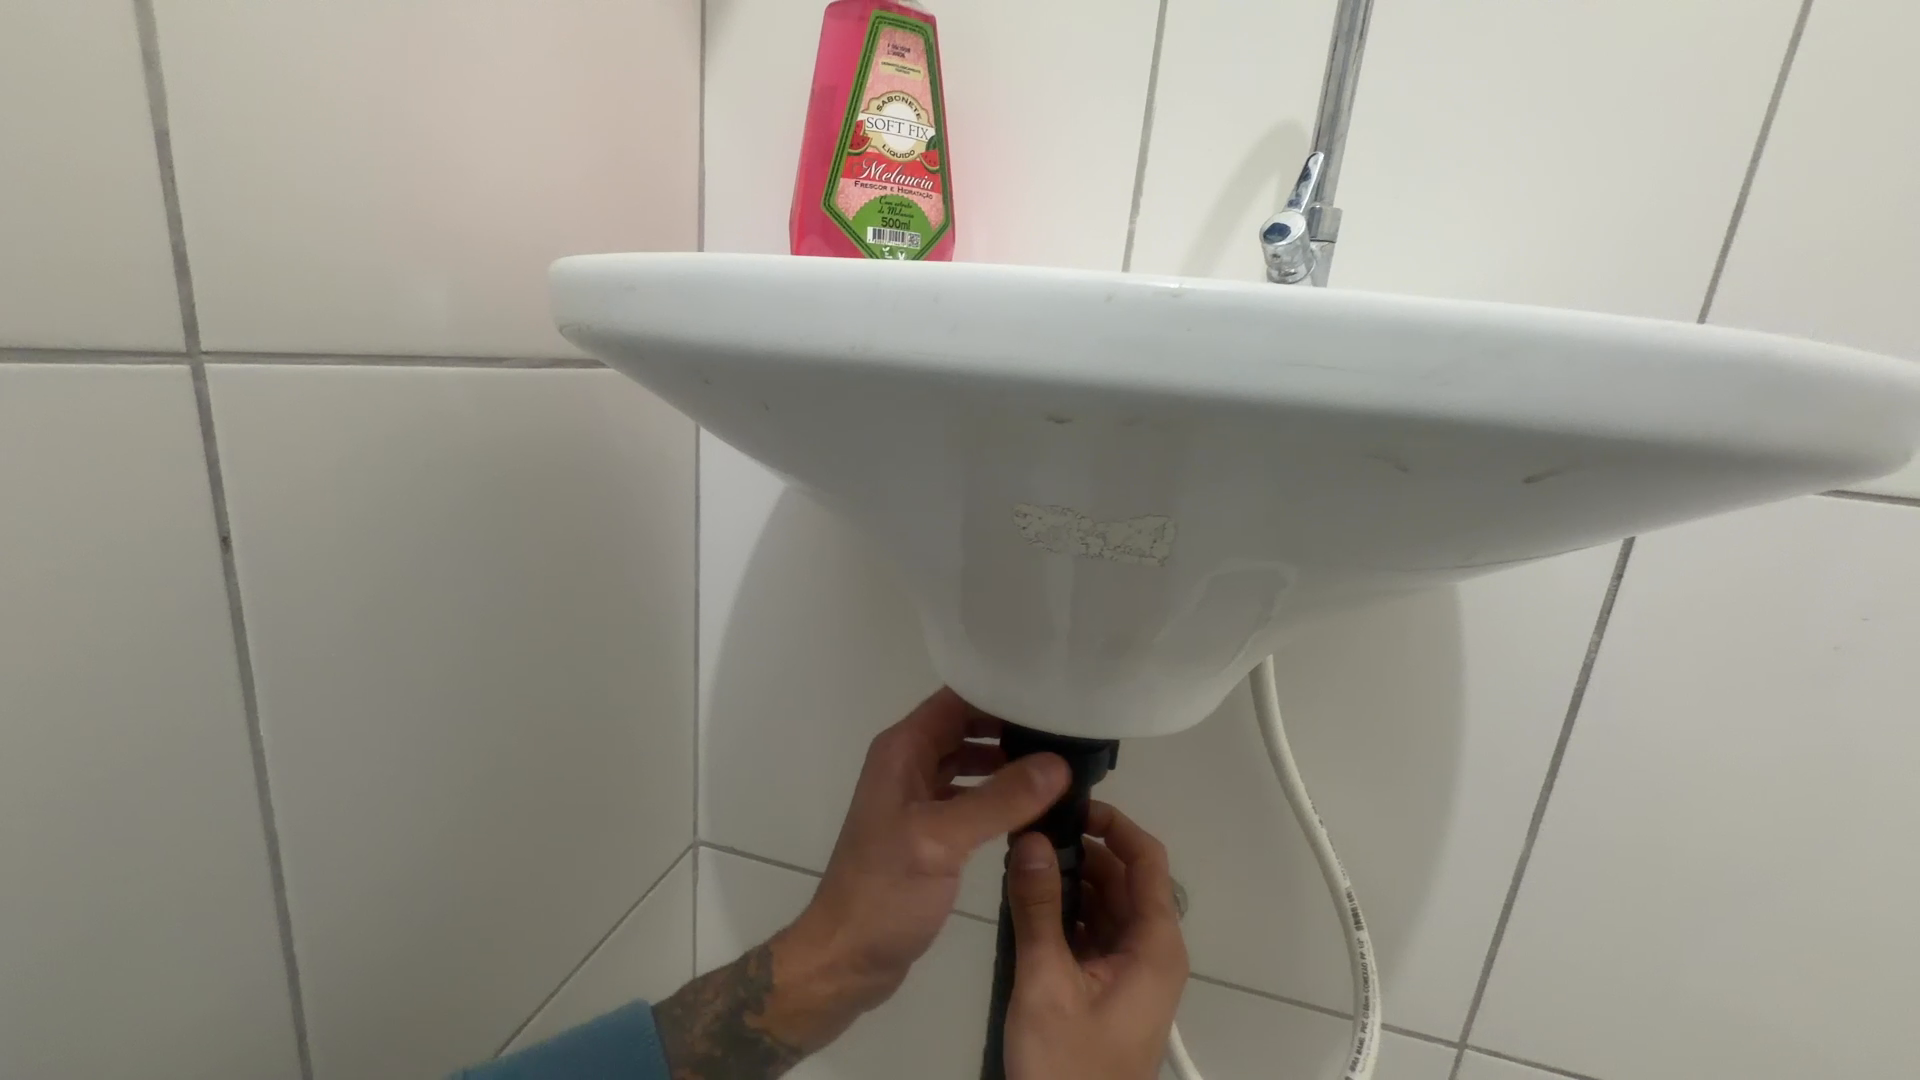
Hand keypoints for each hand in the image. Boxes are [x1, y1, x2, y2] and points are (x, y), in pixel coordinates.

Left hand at [785, 688, 1070, 1026]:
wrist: (846, 958)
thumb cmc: (884, 892)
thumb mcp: (942, 840)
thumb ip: (1000, 800)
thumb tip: (1059, 764)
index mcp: (902, 750)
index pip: (955, 699)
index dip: (999, 692)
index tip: (1048, 694)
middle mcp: (907, 764)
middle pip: (964, 726)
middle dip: (1009, 726)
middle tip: (1065, 731)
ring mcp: (916, 797)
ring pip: (968, 761)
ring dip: (1006, 761)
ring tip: (1058, 764)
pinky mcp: (928, 829)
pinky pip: (968, 795)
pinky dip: (997, 795)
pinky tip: (1032, 806)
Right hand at [1003, 802, 1188, 1079]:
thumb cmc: (1070, 1064)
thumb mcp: (1047, 982)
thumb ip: (1038, 907)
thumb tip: (1028, 836)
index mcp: (1154, 944)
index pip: (1146, 859)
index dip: (1113, 823)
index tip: (1068, 804)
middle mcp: (1149, 949)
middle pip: (1122, 876)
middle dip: (1080, 848)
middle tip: (1028, 828)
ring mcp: (1128, 969)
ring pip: (1103, 901)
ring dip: (1068, 877)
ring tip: (1020, 857)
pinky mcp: (1106, 985)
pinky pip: (1090, 928)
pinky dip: (1063, 909)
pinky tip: (1026, 898)